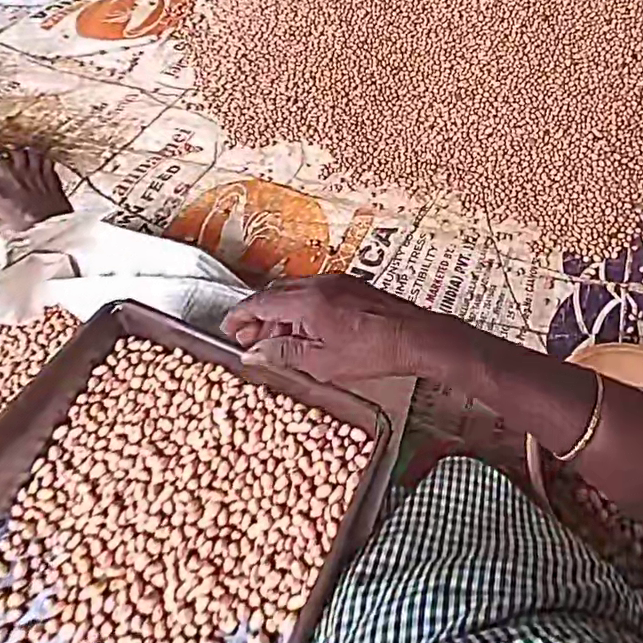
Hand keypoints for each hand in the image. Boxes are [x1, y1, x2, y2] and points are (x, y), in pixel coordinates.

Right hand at [221, 274, 455, 383]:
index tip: (228, 328)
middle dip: (259, 317)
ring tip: (276, 342)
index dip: (239, 315)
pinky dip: (302, 309)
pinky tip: (305, 332)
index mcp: (308, 300)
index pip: (261, 301)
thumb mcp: (321, 362)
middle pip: (276, 294)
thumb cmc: (372, 352)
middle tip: (249, 340)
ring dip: (281, 314)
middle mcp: (320, 283)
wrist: (414, 336)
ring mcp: (338, 281)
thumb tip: (253, 353)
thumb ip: (283, 354)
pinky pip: (316, 292)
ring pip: (296, 292)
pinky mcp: (352, 284)